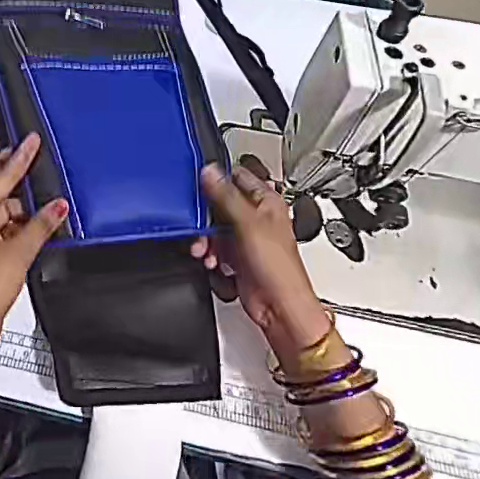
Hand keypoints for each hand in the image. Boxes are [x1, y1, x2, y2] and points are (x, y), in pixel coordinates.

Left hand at [0, 134, 67, 364]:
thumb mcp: (19, 252)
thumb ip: (41, 224)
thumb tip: (57, 206)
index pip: (2, 175)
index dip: (20, 157)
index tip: (31, 140)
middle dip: (10, 170)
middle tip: (27, 154)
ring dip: (20, 202)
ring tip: (44, 199)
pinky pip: (3, 224)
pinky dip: (19, 221)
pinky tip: (37, 225)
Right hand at [193, 162, 331, 355]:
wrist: (278, 306)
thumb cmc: (279, 268)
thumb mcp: (248, 223)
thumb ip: (226, 196)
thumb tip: (210, 172)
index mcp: (265, 201)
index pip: (236, 176)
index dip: (217, 179)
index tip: (200, 186)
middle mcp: (256, 217)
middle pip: (220, 204)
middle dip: (206, 216)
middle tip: (200, 224)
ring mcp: (245, 237)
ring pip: (214, 227)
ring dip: (205, 238)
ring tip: (205, 248)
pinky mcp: (236, 256)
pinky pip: (215, 247)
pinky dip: (210, 253)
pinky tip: (212, 260)